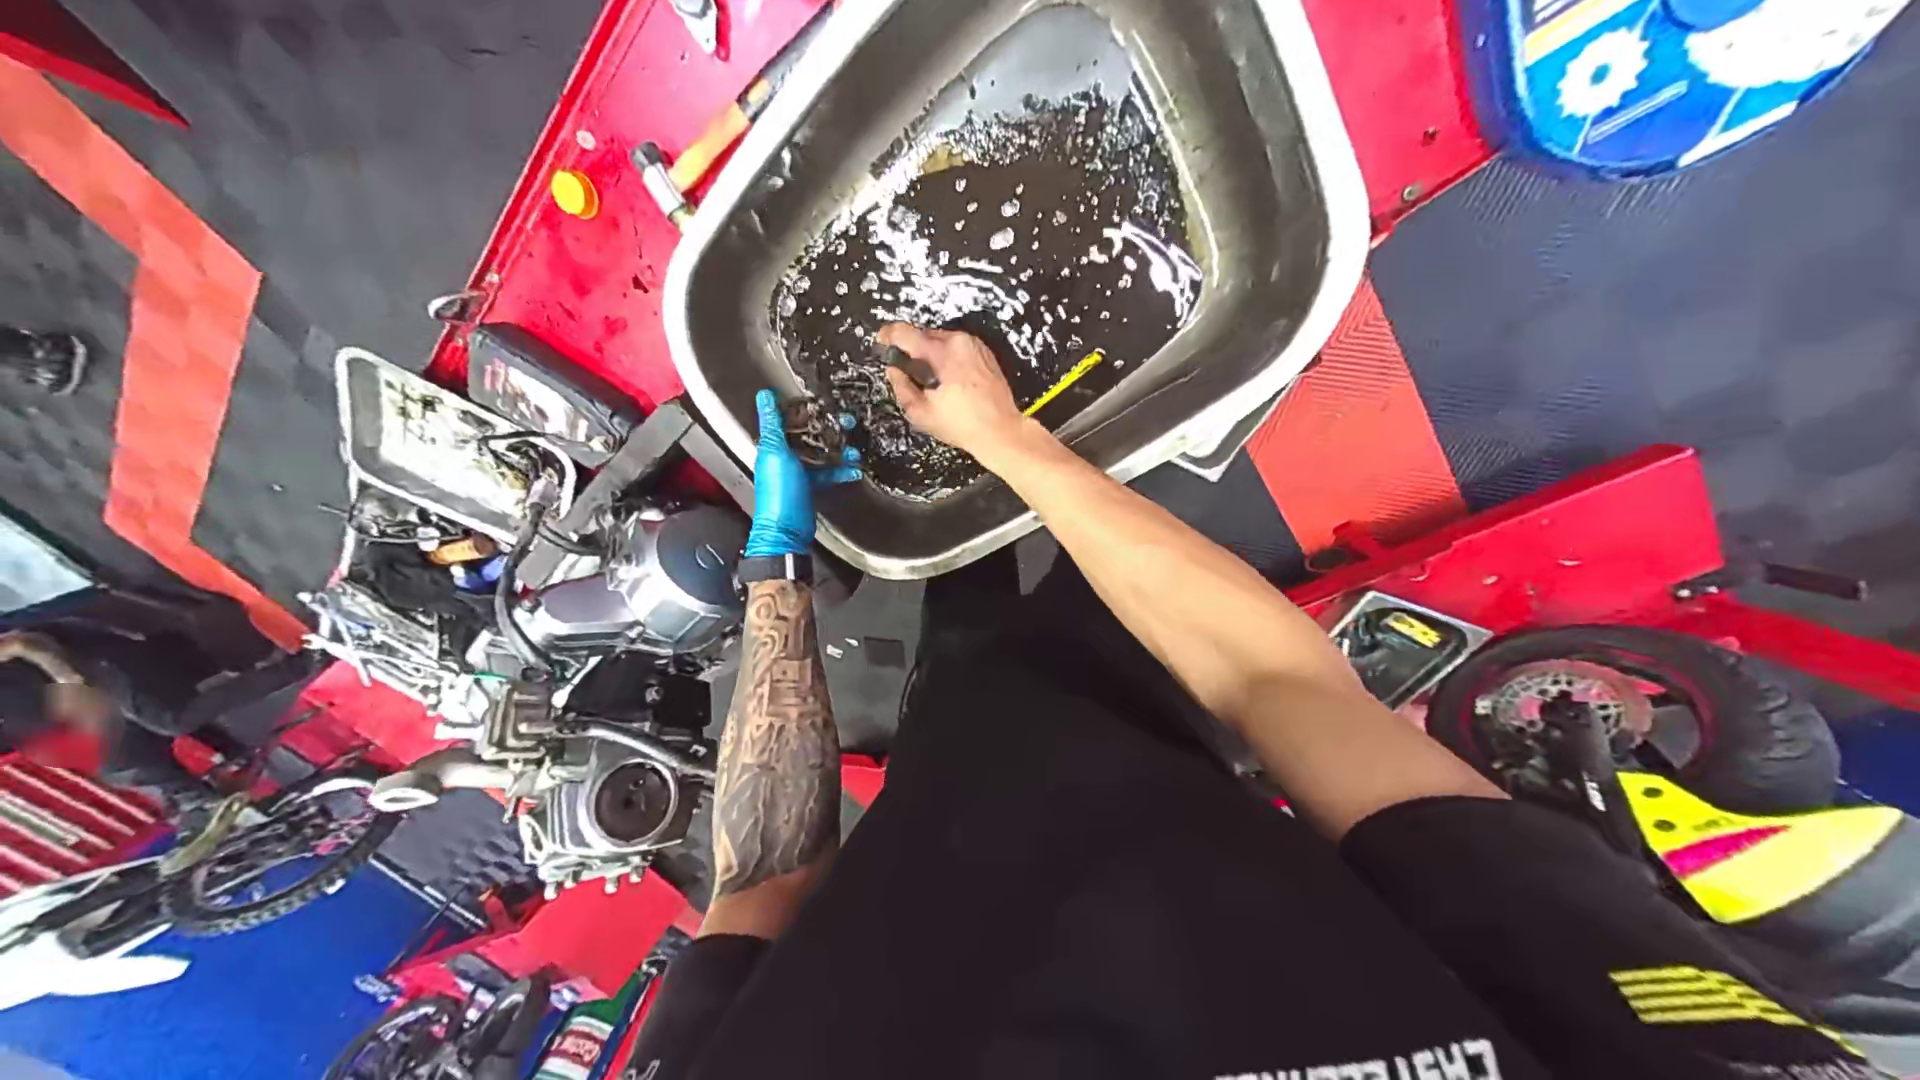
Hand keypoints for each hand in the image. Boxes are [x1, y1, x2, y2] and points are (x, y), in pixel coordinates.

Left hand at [746, 389, 861, 558]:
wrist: (787, 531)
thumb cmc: (778, 493)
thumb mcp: (775, 452)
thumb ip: (771, 424)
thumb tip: (764, 397)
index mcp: (774, 445)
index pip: (790, 419)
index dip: (809, 410)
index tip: (826, 404)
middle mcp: (785, 456)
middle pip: (810, 435)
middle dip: (830, 429)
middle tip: (849, 423)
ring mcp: (799, 472)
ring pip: (822, 453)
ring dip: (839, 450)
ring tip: (855, 449)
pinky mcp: (810, 486)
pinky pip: (828, 473)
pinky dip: (841, 471)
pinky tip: (854, 470)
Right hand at [877, 324, 1037, 465]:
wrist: (1000, 430)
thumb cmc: (964, 425)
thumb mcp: (921, 413)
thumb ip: (901, 387)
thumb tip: (894, 372)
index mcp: (943, 354)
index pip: (906, 332)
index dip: (888, 336)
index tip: (882, 342)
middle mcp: (960, 343)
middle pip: (923, 334)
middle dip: (911, 350)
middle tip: (907, 371)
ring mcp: (974, 346)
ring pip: (941, 340)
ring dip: (930, 354)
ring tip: (929, 379)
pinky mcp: (984, 352)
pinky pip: (957, 347)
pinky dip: (947, 357)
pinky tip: (947, 379)